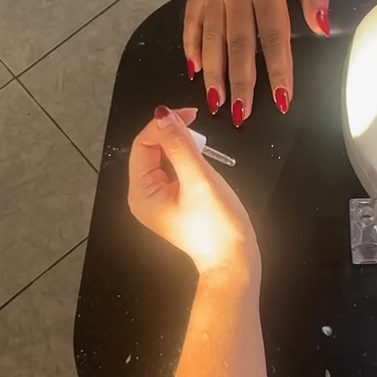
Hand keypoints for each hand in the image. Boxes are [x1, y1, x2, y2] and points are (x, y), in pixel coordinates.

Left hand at [128, 106, 258, 279]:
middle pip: (151, 150)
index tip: (189, 114)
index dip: (163, 124)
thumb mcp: (199, 180)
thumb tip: (164, 115)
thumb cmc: (217, 228)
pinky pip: (175, 171)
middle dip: (173, 135)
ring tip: (204, 149)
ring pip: (164, 159)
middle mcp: (144, 197)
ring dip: (182, 147)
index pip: (143, 144)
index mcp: (141, 193)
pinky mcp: (174, 202)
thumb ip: (180, 145)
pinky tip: (204, 163)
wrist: (234, 262)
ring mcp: (159, 200)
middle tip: (199, 131)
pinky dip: (188, 160)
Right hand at [184, 0, 329, 127]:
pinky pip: (192, 22)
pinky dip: (191, 48)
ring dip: (214, 74)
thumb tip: (320, 28)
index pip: (274, 35)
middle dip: (240, 82)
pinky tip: (194, 71)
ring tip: (217, 103)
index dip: (278, 69)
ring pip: (212, 38)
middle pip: (239, 44)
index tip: (281, 99)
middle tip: (240, 115)